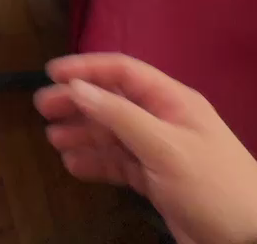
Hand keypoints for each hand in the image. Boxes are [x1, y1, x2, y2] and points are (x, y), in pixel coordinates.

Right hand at [34, 54, 256, 243]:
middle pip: (111, 100)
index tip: (51, 73)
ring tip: (54, 141)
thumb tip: (74, 86)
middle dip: (77, 103)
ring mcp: (159, 151)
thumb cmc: (213, 188)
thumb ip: (119, 115)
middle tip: (43, 109)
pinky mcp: (157, 181)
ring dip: (82, 134)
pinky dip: (96, 162)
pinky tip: (74, 166)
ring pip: (111, 132)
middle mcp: (163, 120)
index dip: (85, 68)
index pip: (121, 71)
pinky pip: (118, 162)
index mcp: (172, 101)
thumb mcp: (165, 148)